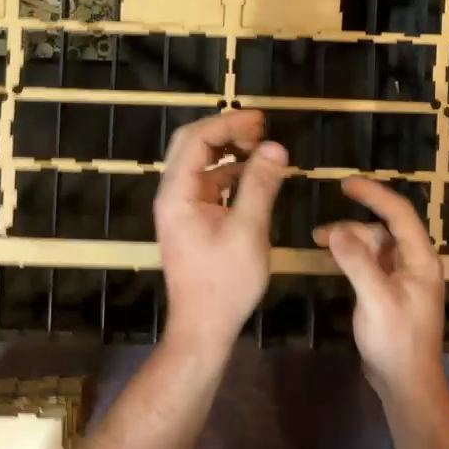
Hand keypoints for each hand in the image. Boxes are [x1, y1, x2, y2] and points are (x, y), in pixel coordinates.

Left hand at [154, 109, 288, 353]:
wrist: (203, 328)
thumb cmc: (224, 283)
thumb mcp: (248, 232)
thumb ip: (260, 185)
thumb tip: (275, 147)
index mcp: (178, 194)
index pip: (196, 140)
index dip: (228, 123)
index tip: (262, 119)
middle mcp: (174, 195)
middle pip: (193, 146)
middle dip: (227, 132)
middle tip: (261, 129)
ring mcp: (182, 209)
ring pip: (203, 165)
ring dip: (231, 153)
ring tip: (264, 151)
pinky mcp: (194, 222)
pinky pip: (211, 186)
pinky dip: (232, 175)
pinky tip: (257, 180)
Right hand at [314, 179, 446, 404]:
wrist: (406, 383)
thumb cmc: (397, 341)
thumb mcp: (376, 299)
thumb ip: (356, 262)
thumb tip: (336, 230)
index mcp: (420, 260)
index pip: (400, 214)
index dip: (374, 195)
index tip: (345, 184)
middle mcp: (414, 264)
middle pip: (382, 230)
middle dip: (352, 226)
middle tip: (319, 235)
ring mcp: (402, 279)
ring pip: (374, 247)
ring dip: (349, 242)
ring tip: (319, 244)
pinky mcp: (390, 293)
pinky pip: (370, 263)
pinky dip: (351, 257)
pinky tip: (333, 260)